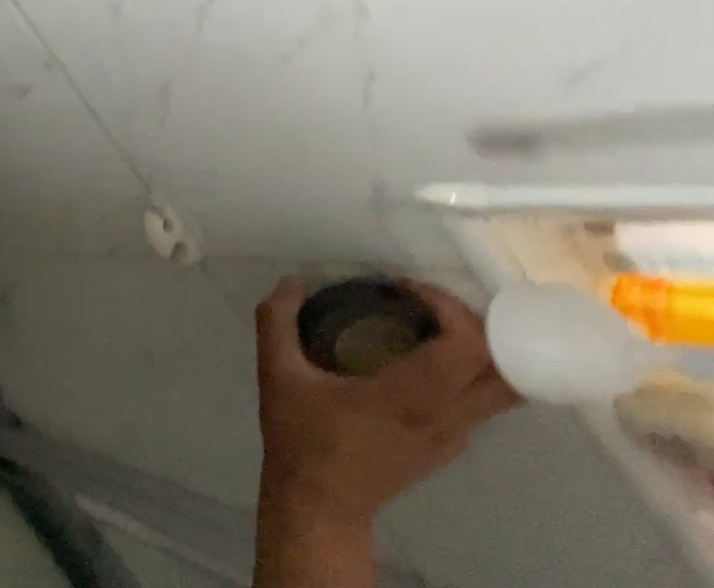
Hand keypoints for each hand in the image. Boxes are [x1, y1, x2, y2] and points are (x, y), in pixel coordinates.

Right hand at [255, 277, 521, 524]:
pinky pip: (482, 400)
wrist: (319, 499)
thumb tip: (290, 282)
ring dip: (482, 349)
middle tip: (429, 304)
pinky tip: (419, 359)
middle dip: (478, 324)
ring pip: (504, 388)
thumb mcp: (275, 372)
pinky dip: (468, 370)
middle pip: (507, 367)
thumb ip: (277, 322)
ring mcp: (455, 434)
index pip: (467, 346)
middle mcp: (446, 416)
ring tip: (432, 326)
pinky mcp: (451, 443)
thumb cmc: (299, 435)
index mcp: (409, 397)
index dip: (449, 308)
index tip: (408, 290)